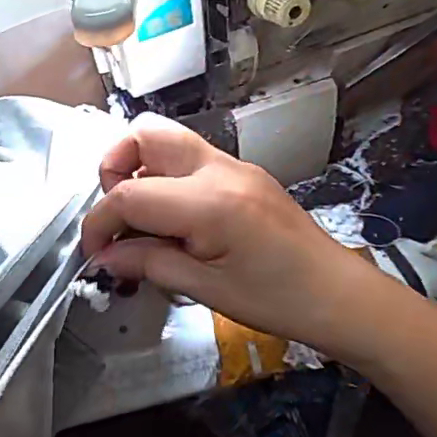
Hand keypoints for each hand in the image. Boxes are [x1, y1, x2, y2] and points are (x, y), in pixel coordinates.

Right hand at [80, 118, 404, 359]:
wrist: (343, 296)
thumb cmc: (280, 300)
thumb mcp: (205, 289)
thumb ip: (148, 264)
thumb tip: (105, 256)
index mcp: (211, 202)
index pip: (129, 194)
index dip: (99, 222)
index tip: (94, 252)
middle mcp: (221, 170)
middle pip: (145, 135)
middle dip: (114, 169)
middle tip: (117, 217)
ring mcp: (234, 167)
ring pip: (166, 140)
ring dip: (138, 171)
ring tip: (141, 220)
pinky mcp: (242, 174)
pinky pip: (188, 160)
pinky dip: (163, 181)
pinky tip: (170, 223)